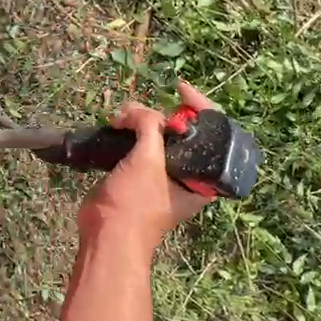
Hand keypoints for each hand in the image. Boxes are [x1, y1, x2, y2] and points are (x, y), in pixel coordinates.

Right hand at [76, 82, 217, 257]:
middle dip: (157, 113)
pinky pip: (137, 143)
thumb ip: (150, 129)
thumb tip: (138, 111)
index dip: (200, 106)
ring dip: (137, 120)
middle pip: (180, 130)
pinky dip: (127, 131)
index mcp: (203, 176)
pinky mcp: (136, 172)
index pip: (213, 133)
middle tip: (134, 111)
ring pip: (156, 134)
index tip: (179, 89)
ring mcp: (160, 172)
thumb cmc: (137, 202)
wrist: (107, 231)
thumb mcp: (147, 162)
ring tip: (118, 118)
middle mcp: (187, 172)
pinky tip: (114, 126)